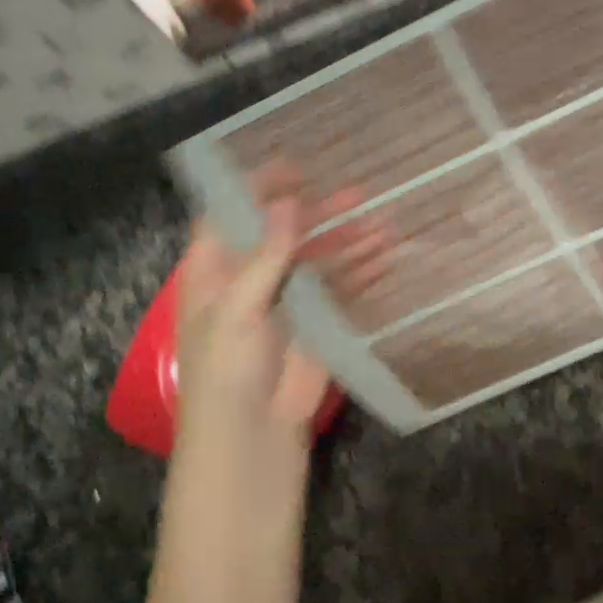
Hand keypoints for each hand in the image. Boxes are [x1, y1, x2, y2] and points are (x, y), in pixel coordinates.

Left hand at [175, 169, 385, 443]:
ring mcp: (287, 301)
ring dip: (349, 240)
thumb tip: (289, 203)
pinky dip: (362, 271)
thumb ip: (267, 255)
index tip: (298, 168)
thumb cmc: (228, 369)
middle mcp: (251, 279)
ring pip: (320, 258)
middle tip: (359, 194)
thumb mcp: (237, 308)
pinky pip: (341, 288)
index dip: (260, 189)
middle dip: (320, 213)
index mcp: (215, 271)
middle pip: (286, 233)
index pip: (232, 215)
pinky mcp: (317, 323)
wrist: (252, 434)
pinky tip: (386, 258)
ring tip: (385, 226)